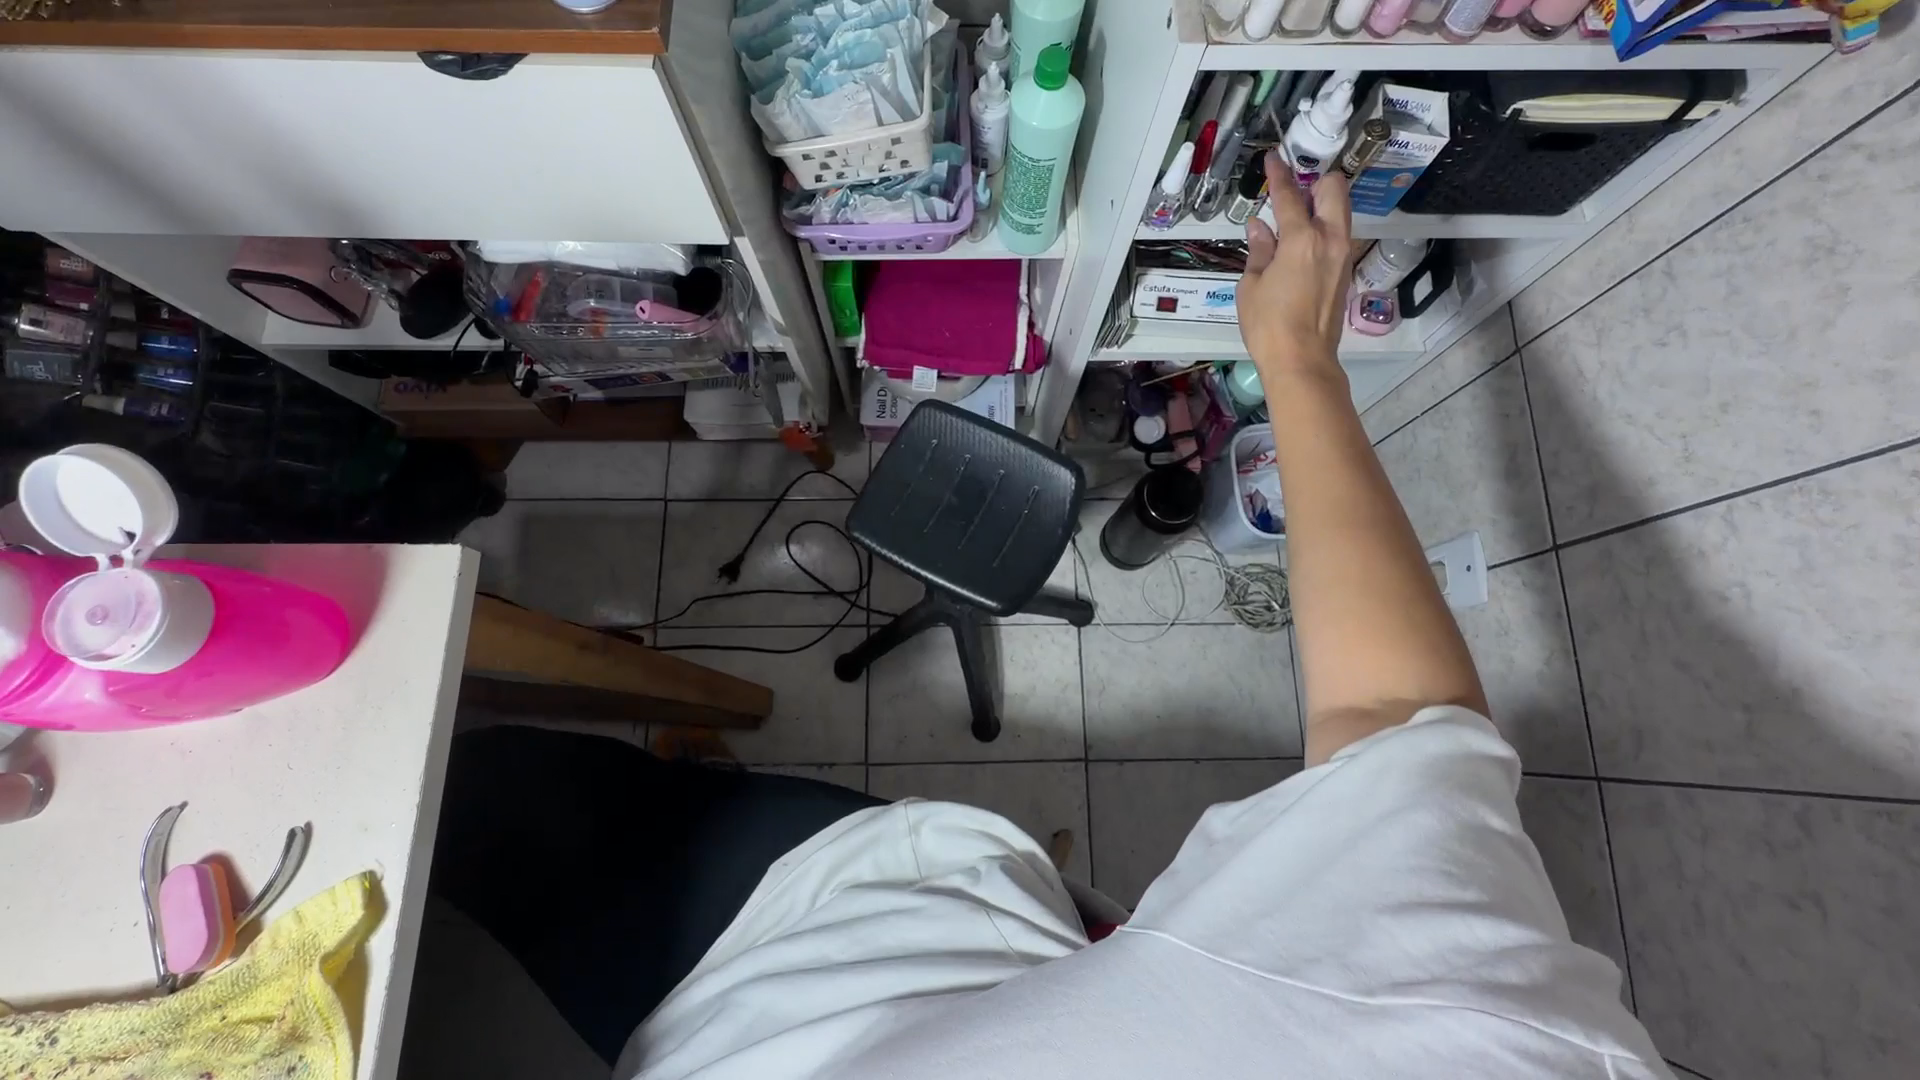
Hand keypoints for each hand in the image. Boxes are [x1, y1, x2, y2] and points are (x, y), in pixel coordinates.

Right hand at [1236, 151, 1353, 378]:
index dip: (1278, 174)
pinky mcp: (1344, 272)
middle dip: (1316, 182)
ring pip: (1341, 212)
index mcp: (1301, 239)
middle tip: (1293, 192)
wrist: (1302, 359)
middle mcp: (1329, 240)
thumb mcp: (1251, 286)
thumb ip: (1258, 251)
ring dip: (1322, 206)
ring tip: (1295, 219)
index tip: (1272, 157)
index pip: (1289, 195)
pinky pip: (1337, 236)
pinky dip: (1323, 229)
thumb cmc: (1268, 325)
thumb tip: (1259, 228)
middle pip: (1334, 189)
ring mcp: (1342, 256)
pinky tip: (1300, 246)